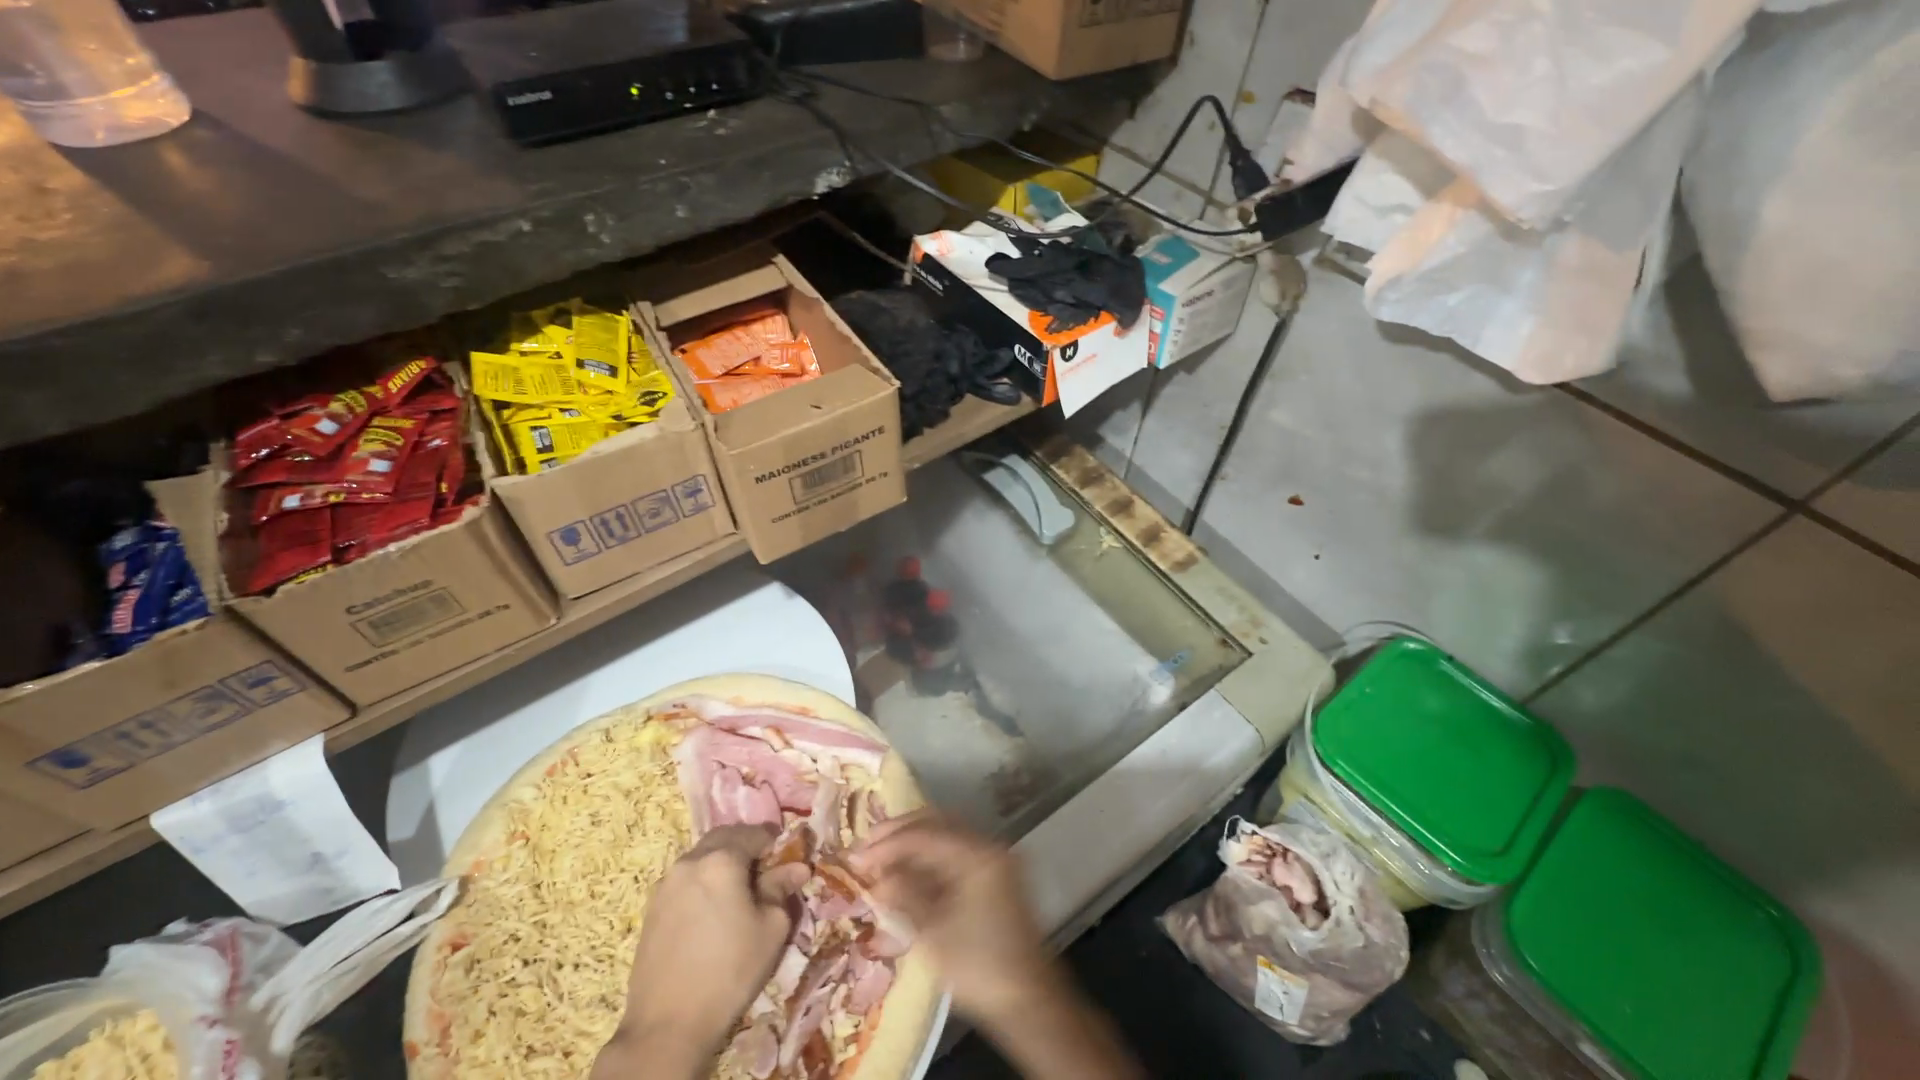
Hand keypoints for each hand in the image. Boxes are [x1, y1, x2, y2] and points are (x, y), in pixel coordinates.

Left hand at [598, 825, 807, 1079]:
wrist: (668, 1022)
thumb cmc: (731, 970)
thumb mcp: (771, 929)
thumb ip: (781, 889)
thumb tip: (797, 867)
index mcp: (721, 859)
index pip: (755, 833)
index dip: (775, 843)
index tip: (787, 862)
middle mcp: (689, 861)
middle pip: (723, 838)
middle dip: (746, 847)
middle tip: (765, 874)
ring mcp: (665, 884)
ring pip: (701, 858)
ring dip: (722, 864)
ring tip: (738, 896)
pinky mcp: (651, 908)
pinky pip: (685, 880)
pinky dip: (703, 883)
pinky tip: (711, 914)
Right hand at [853, 815, 1056, 1024]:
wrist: (1030, 1001)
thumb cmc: (980, 968)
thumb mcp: (933, 934)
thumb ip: (904, 897)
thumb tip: (878, 877)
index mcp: (977, 855)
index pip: (923, 835)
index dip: (886, 844)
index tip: (855, 858)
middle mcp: (989, 847)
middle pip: (936, 824)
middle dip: (898, 834)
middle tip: (865, 848)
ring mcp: (994, 861)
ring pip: (945, 837)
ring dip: (912, 845)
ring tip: (879, 861)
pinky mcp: (995, 877)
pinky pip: (955, 855)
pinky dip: (929, 861)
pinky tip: (906, 875)